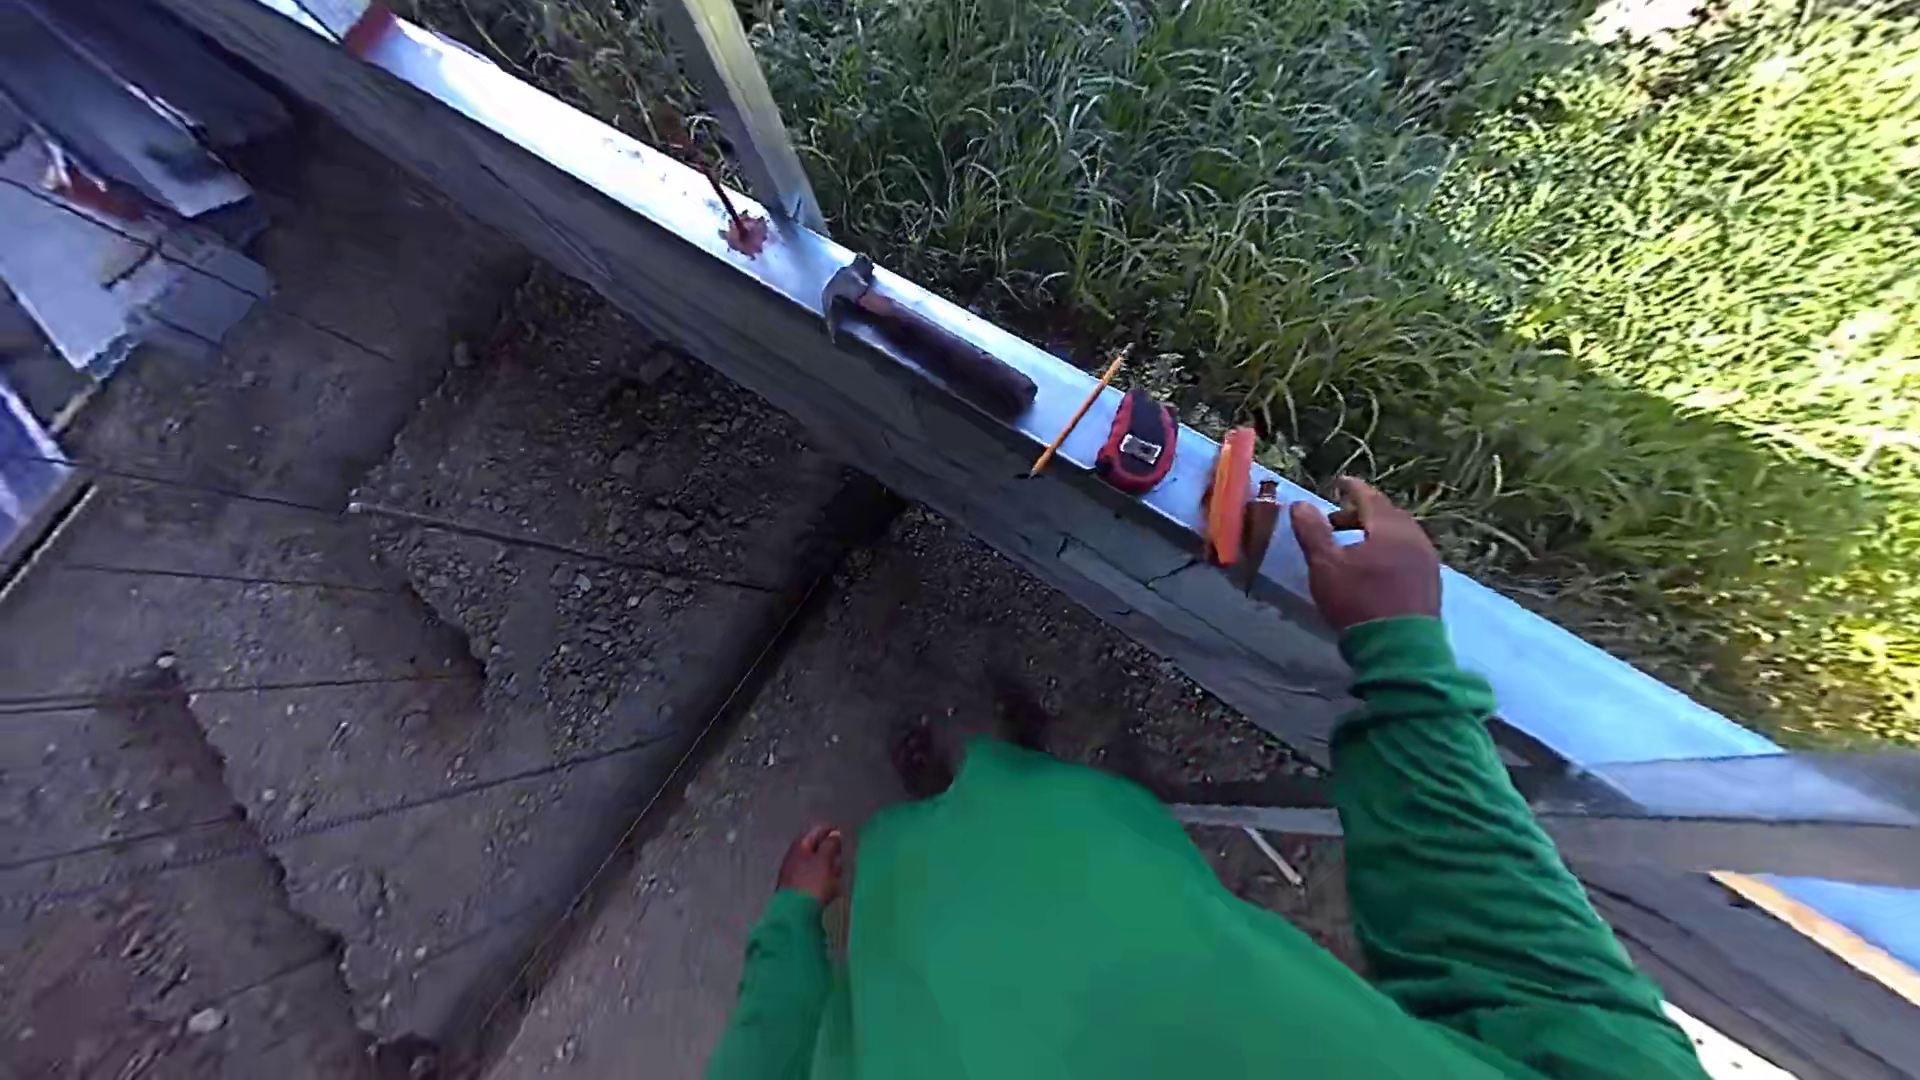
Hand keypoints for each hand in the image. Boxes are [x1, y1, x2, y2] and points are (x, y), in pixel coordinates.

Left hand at [776, 824, 843, 904]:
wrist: (794, 916)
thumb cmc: (812, 882)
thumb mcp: (824, 860)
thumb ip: (831, 844)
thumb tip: (834, 834)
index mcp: (800, 845)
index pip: (817, 830)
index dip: (831, 830)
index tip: (844, 836)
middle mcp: (795, 856)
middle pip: (816, 847)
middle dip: (831, 851)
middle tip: (841, 857)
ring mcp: (794, 873)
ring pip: (816, 864)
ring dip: (828, 866)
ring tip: (838, 874)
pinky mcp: (797, 890)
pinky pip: (813, 878)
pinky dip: (823, 879)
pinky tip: (831, 887)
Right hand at [1289, 477, 1441, 631]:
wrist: (1398, 647)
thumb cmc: (1357, 600)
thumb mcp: (1325, 564)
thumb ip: (1312, 531)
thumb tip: (1300, 503)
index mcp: (1389, 529)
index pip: (1370, 498)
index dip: (1352, 488)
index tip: (1337, 483)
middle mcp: (1414, 538)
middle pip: (1387, 514)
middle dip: (1360, 511)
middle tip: (1334, 519)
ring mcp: (1427, 560)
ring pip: (1399, 533)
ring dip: (1373, 531)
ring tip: (1350, 543)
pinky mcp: (1429, 581)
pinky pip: (1407, 551)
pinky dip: (1386, 547)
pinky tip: (1372, 563)